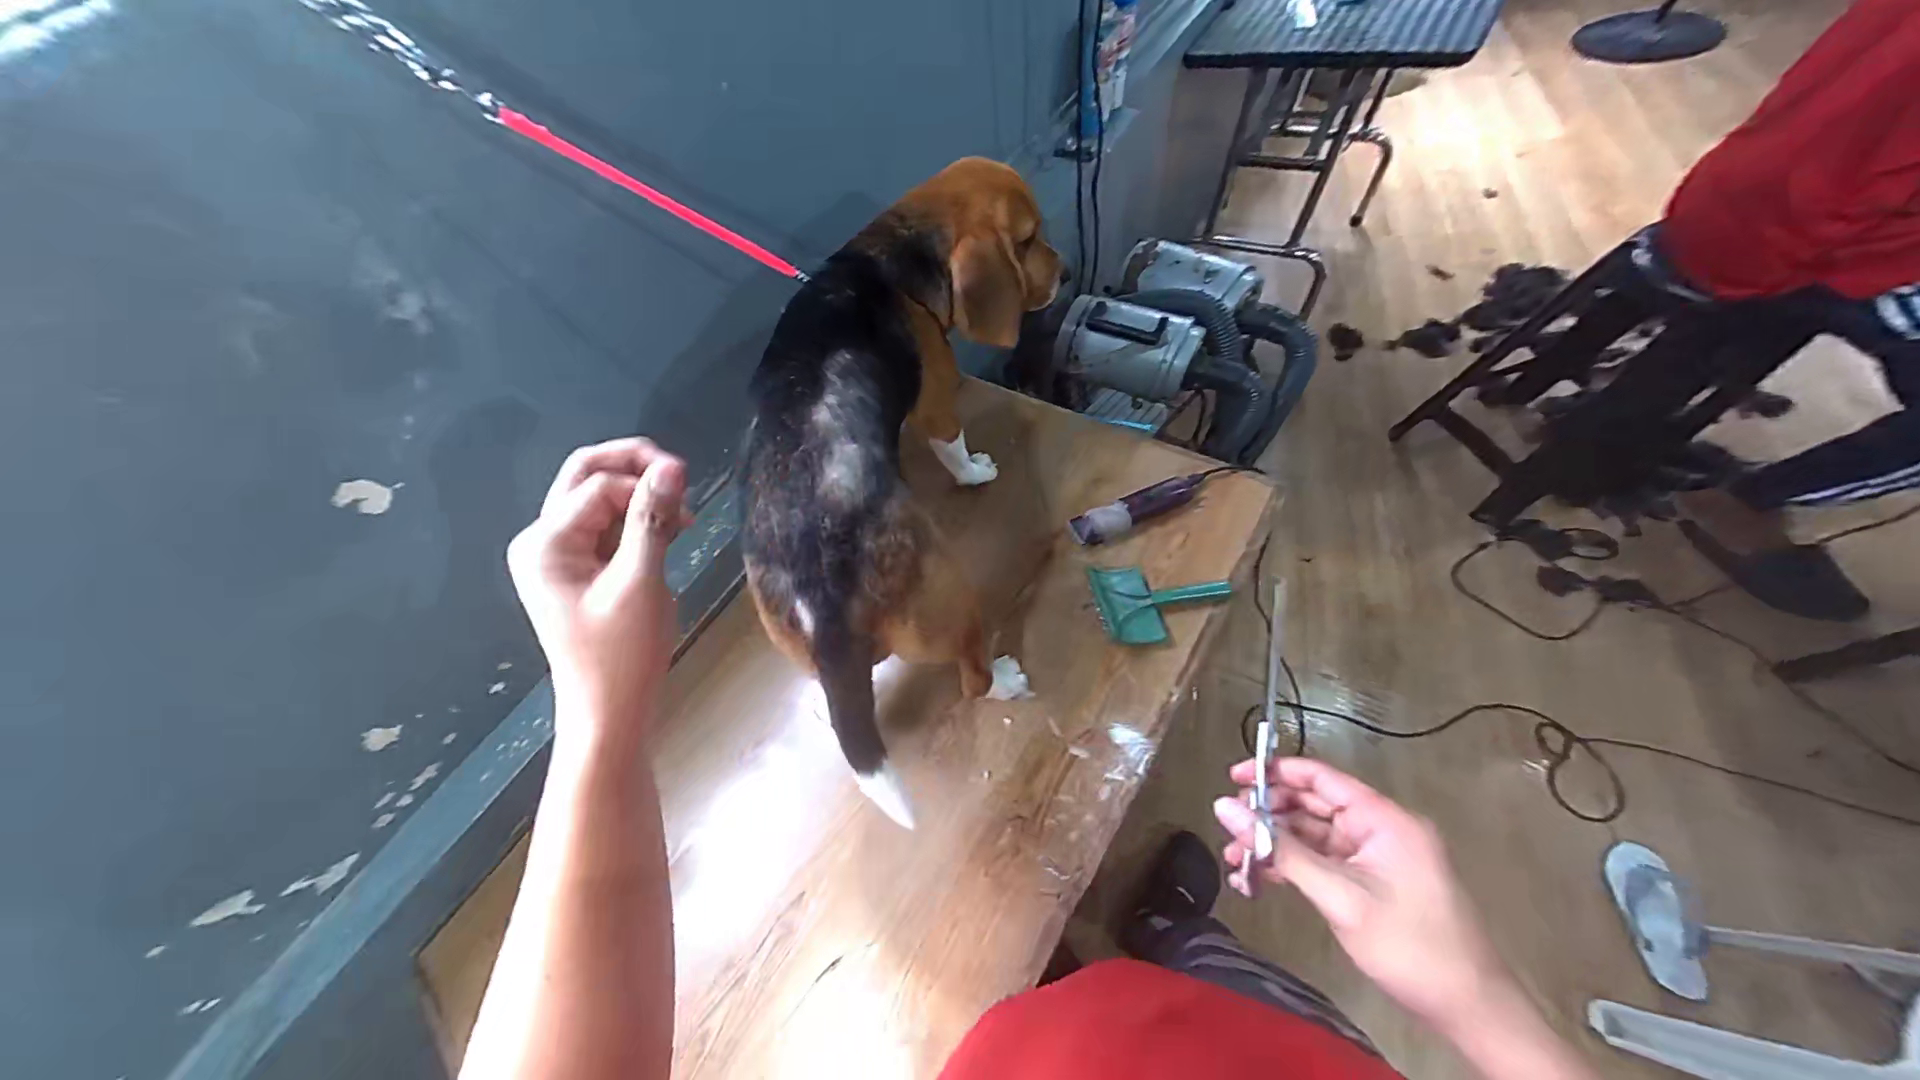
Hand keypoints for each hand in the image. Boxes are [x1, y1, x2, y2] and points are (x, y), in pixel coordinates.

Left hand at [507, 438, 688, 748]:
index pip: (599, 486)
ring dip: (642, 496)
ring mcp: (561, 555)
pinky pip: (610, 525)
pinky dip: (640, 519)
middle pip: (588, 477)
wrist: (610, 708)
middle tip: (681, 477)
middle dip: (635, 468)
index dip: (645, 481)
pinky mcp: (582, 568)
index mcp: (546, 543)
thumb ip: (653, 520)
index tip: (690, 494)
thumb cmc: (622, 653)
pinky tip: (671, 531)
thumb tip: (672, 467)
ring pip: (602, 498)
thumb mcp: (641, 581)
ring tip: (683, 516)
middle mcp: (544, 541)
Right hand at [1214, 757, 1507, 1030]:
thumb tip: (1223, 807)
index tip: (1233, 778)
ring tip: (1235, 860)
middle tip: (1230, 828)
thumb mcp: (1338, 895)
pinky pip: (1318, 859)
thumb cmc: (1410, 946)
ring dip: (1272, 844)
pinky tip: (1257, 878)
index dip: (1274, 771)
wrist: (1472, 1012)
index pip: (1319, 776)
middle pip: (1309, 804)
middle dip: (1266, 815)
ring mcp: (1372, 855)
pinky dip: (1288, 866)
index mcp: (1381, 818)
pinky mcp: (1367, 880)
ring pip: (1308, 833)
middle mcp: (1376, 828)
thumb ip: (1279, 849)